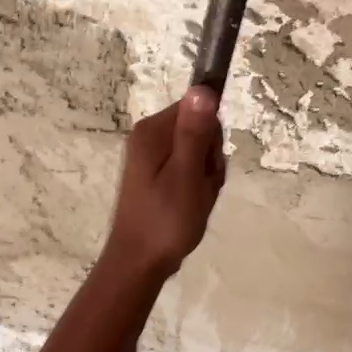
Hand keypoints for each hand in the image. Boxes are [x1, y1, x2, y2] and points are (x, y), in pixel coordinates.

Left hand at [104, 87, 226, 277]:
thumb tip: (203, 87)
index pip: (199, 109)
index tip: (207, 165)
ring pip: (199, 150)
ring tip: (197, 200)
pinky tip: (193, 204)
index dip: (211, 138)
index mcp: (153, 131)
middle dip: (210, 159)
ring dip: (206, 175)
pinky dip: (198, 185)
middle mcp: (149, 136)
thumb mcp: (187, 175)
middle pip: (200, 128)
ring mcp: (151, 156)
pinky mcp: (156, 173)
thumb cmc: (165, 220)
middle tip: (202, 188)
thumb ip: (195, 132)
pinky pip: (189, 167)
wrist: (139, 264)